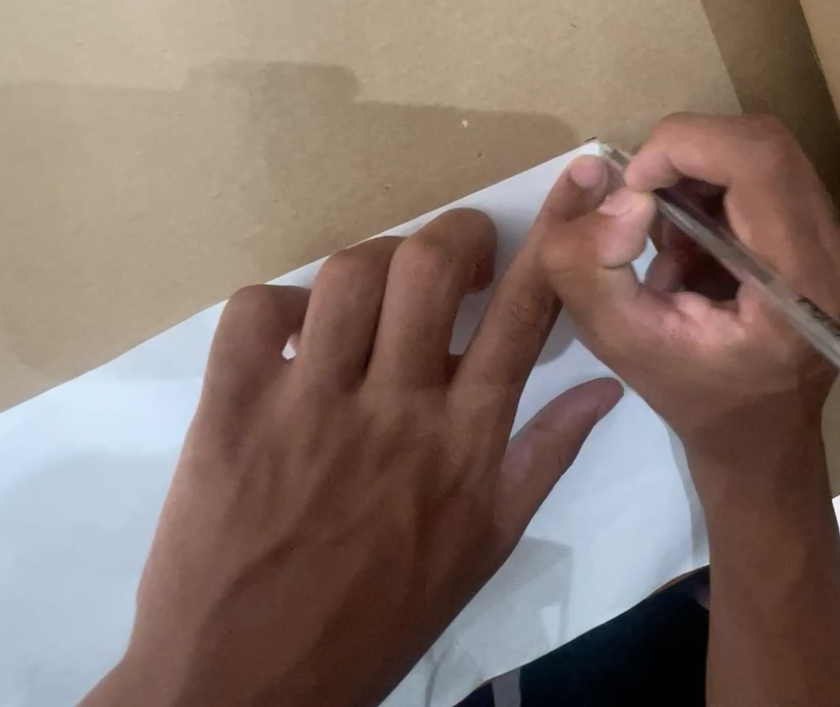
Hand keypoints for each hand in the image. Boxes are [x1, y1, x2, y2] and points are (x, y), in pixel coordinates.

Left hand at [84, 188, 623, 706]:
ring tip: (387, 288)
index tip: (577, 184)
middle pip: (430, 267)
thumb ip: (550, 452)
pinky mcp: (230, 412)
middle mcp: (394, 403)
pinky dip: (284, 300)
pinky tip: (303, 328)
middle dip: (458, 235)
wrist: (248, 688)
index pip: (524, 311)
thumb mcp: (493, 538)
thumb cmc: (389, 609)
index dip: (557, 235)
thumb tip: (609, 385)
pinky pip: (254, 312)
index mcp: (466, 435)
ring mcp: (307, 403)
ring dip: (381, 260)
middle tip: (463, 255)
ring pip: (349, 275)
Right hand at [539, 114, 839, 471]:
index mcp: (800, 289)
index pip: (759, 161)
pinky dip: (723, 194)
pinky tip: (699, 249)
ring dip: (705, 178)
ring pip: (770, 158)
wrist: (762, 442)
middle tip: (646, 205)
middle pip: (767, 147)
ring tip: (674, 244)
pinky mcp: (837, 246)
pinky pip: (775, 182)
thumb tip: (623, 188)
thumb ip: (592, 265)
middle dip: (690, 157)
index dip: (687, 145)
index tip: (637, 182)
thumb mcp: (620, 342)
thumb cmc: (695, 402)